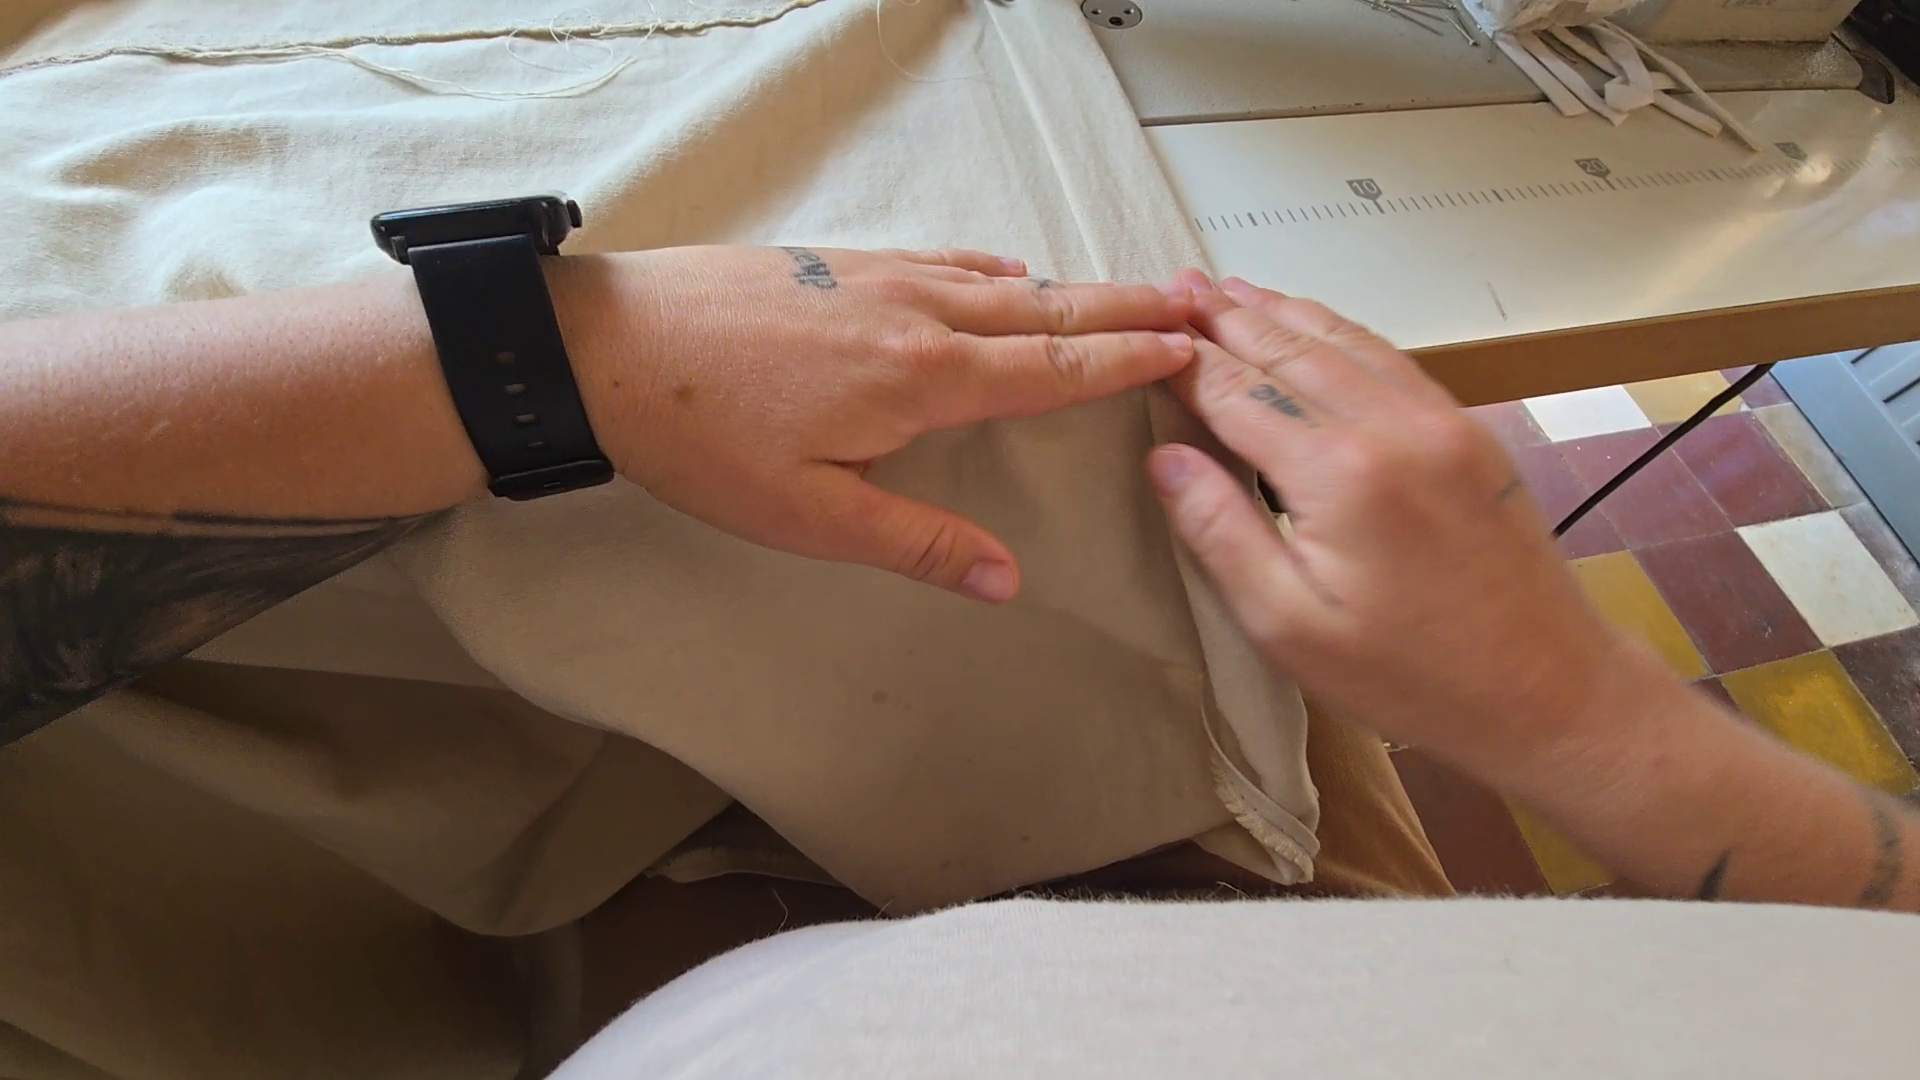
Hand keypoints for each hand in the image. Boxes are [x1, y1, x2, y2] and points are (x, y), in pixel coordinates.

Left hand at [551, 245, 1194, 601]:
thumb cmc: (704, 438)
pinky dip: (992, 269)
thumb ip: (918, 543)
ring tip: (1121, 290)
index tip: (1184, 348)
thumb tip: (1005, 581)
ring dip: (1068, 286)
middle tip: (1189, 298)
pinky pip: (941, 259)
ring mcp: (876, 277)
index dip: (1123, 360)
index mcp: (922, 379)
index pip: (1051, 367)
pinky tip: (1004, 272)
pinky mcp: (839, 262)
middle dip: (1125, 305)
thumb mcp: (813, 515)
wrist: (606, 346)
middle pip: (1044, 307)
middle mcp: (915, 314)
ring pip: (998, 279)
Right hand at [1148, 272, 1643, 779]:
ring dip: (1279, 310)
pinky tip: (1311, 321)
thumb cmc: (1402, 672)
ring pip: (1341, 340)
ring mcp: (1438, 420)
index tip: (1145, 334)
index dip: (1186, 362)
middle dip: (1226, 316)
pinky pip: (1387, 357)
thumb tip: (1164, 457)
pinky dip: (1335, 330)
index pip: (1238, 393)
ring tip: (1230, 288)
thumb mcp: (1283, 622)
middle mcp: (1391, 425)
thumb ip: (1219, 529)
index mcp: (1338, 473)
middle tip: (1178, 286)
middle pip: (1288, 349)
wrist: (1546, 692)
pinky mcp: (1465, 431)